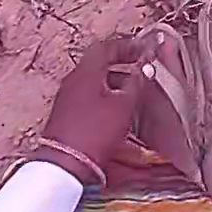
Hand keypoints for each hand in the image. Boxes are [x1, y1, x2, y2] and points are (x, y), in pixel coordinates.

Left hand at [36, 35, 154, 184]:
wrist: (64, 166)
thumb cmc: (96, 130)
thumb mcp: (124, 105)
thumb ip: (137, 81)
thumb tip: (146, 66)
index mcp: (87, 71)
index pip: (107, 47)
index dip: (128, 46)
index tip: (144, 49)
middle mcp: (74, 79)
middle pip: (99, 62)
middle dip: (122, 62)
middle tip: (140, 65)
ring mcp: (67, 97)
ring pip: (95, 80)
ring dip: (115, 80)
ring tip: (134, 89)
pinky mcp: (66, 114)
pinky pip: (88, 94)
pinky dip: (106, 93)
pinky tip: (118, 107)